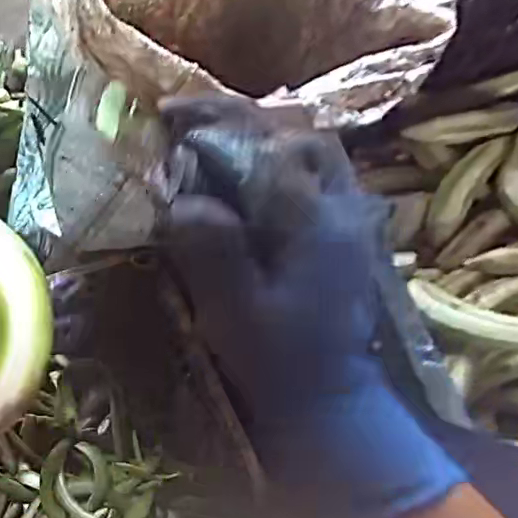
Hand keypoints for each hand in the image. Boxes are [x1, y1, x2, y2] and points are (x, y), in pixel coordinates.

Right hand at [162, 96, 462, 517]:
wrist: (329, 400)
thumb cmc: (277, 362)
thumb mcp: (235, 313)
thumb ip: (212, 252)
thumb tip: (180, 199)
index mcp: (314, 222)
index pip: (262, 150)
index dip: (211, 126)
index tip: (165, 117)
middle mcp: (343, 206)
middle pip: (295, 134)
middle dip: (237, 116)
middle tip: (184, 117)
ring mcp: (353, 217)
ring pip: (313, 148)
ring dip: (261, 132)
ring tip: (212, 134)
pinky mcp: (349, 233)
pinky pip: (318, 173)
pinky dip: (279, 157)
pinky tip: (251, 169)